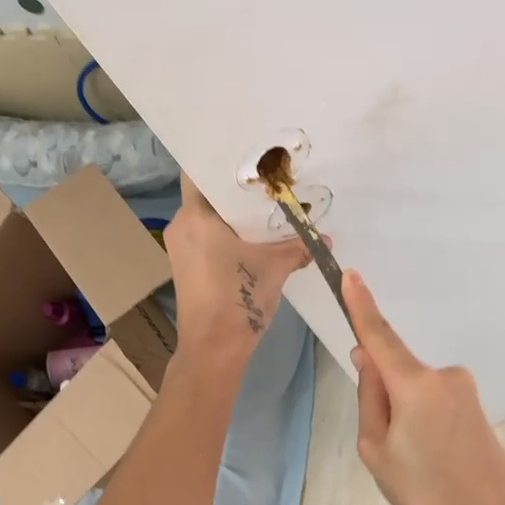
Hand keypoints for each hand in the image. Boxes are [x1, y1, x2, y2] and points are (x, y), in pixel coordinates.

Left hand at [165, 173, 308, 368]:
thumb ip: (297, 246)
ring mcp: (180, 247)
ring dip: (233, 212)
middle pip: (207, 193)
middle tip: (268, 180)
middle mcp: (181, 225)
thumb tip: (324, 238)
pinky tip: (253, 236)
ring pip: (207, 216)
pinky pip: (206, 236)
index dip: (225, 159)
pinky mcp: (186, 266)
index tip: (251, 154)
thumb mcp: (274, 268)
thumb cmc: (237, 300)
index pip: (201, 169)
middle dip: (236, 188)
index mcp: (196, 216)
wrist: (214, 349)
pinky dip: (227, 232)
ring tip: (265, 206)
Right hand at [344, 270, 504, 504]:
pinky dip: (423, 449)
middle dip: (384, 415)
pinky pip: (433, 421)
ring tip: (411, 487)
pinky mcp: (476, 410)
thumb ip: (369, 399)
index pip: (379, 337)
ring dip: (405, 441)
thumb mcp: (376, 450)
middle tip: (392, 467)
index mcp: (416, 384)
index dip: (361, 306)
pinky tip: (429, 486)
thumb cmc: (425, 493)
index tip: (349, 274)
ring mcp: (465, 393)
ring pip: (413, 405)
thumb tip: (368, 361)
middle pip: (394, 380)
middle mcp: (444, 378)